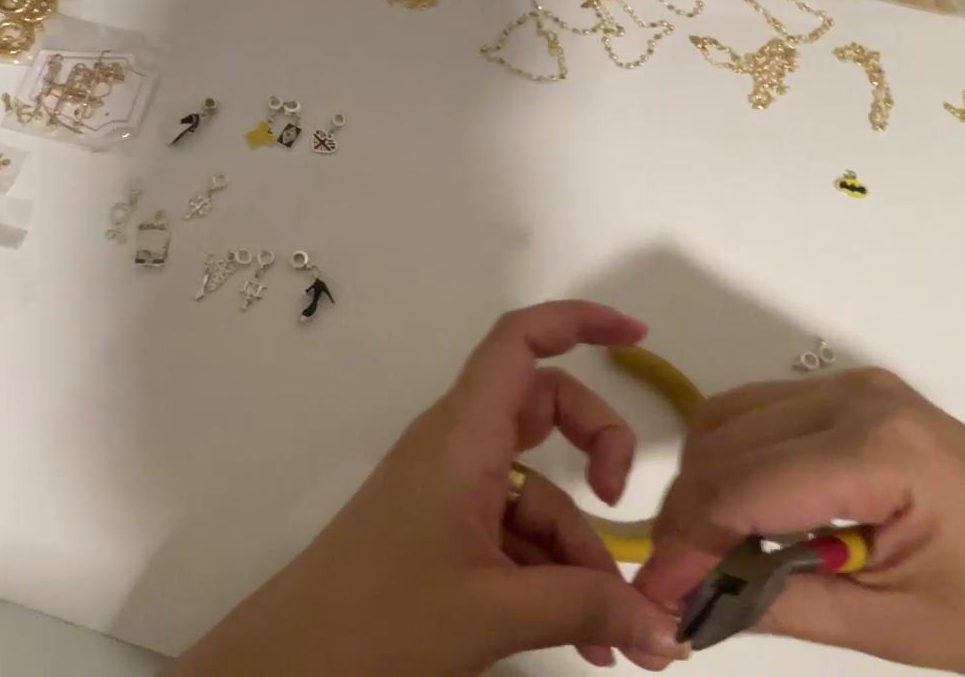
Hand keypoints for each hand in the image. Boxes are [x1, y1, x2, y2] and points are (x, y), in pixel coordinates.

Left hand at [171, 302, 686, 676]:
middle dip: (598, 447)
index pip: (518, 342)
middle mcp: (459, 443)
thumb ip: (585, 609)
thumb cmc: (383, 615)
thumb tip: (667, 629)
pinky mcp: (447, 524)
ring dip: (579, 550)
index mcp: (463, 433)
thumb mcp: (495, 611)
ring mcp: (453, 484)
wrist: (297, 655)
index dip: (576, 321)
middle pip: (544, 407)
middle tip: (625, 502)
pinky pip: (516, 527)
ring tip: (611, 632)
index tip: (634, 334)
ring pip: (538, 486)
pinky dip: (552, 571)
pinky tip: (583, 635)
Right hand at [635, 368, 964, 676]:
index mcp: (876, 449)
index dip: (686, 539)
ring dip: (708, 480)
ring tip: (708, 548)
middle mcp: (855, 397)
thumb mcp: (894, 626)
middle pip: (724, 442)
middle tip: (676, 578)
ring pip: (732, 417)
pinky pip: (764, 414)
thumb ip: (773, 602)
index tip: (653, 590)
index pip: (742, 486)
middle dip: (688, 510)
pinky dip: (738, 459)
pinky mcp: (862, 398)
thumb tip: (680, 604)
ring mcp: (858, 388)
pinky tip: (750, 512)